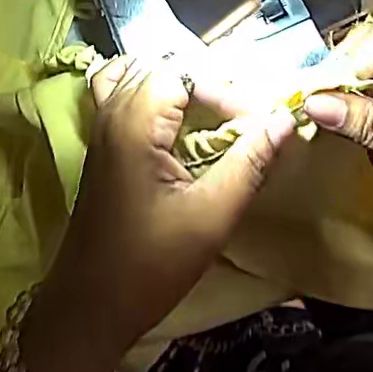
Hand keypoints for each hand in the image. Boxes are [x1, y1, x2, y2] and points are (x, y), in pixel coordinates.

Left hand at [15, 58, 295, 371]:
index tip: (259, 124)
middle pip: (168, 64)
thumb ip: (249, 162)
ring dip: (185, 81)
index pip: (189, 73)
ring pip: (146, 69)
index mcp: (135, 122)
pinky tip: (172, 103)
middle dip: (211, 82)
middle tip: (245, 117)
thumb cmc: (149, 265)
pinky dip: (151, 84)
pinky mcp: (102, 135)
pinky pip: (123, 85)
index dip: (228, 92)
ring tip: (218, 108)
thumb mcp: (210, 217)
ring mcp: (102, 119)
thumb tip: (285, 119)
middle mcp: (113, 108)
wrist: (88, 307)